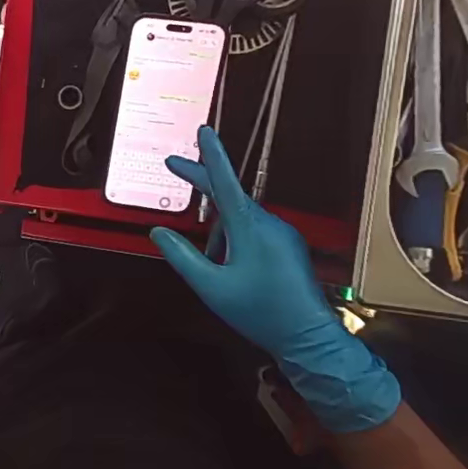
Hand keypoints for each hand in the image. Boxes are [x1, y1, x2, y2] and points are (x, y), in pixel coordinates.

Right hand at [151, 126, 400, 432]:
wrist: (308, 336)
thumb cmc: (260, 312)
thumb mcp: (211, 287)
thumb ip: (182, 257)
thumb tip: (158, 233)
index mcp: (250, 228)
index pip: (225, 183)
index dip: (211, 156)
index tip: (203, 132)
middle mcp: (269, 224)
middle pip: (228, 197)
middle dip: (201, 184)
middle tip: (176, 166)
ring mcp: (281, 234)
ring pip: (238, 220)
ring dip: (217, 234)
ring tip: (213, 269)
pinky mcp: (287, 246)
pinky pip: (252, 232)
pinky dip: (233, 242)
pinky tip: (229, 269)